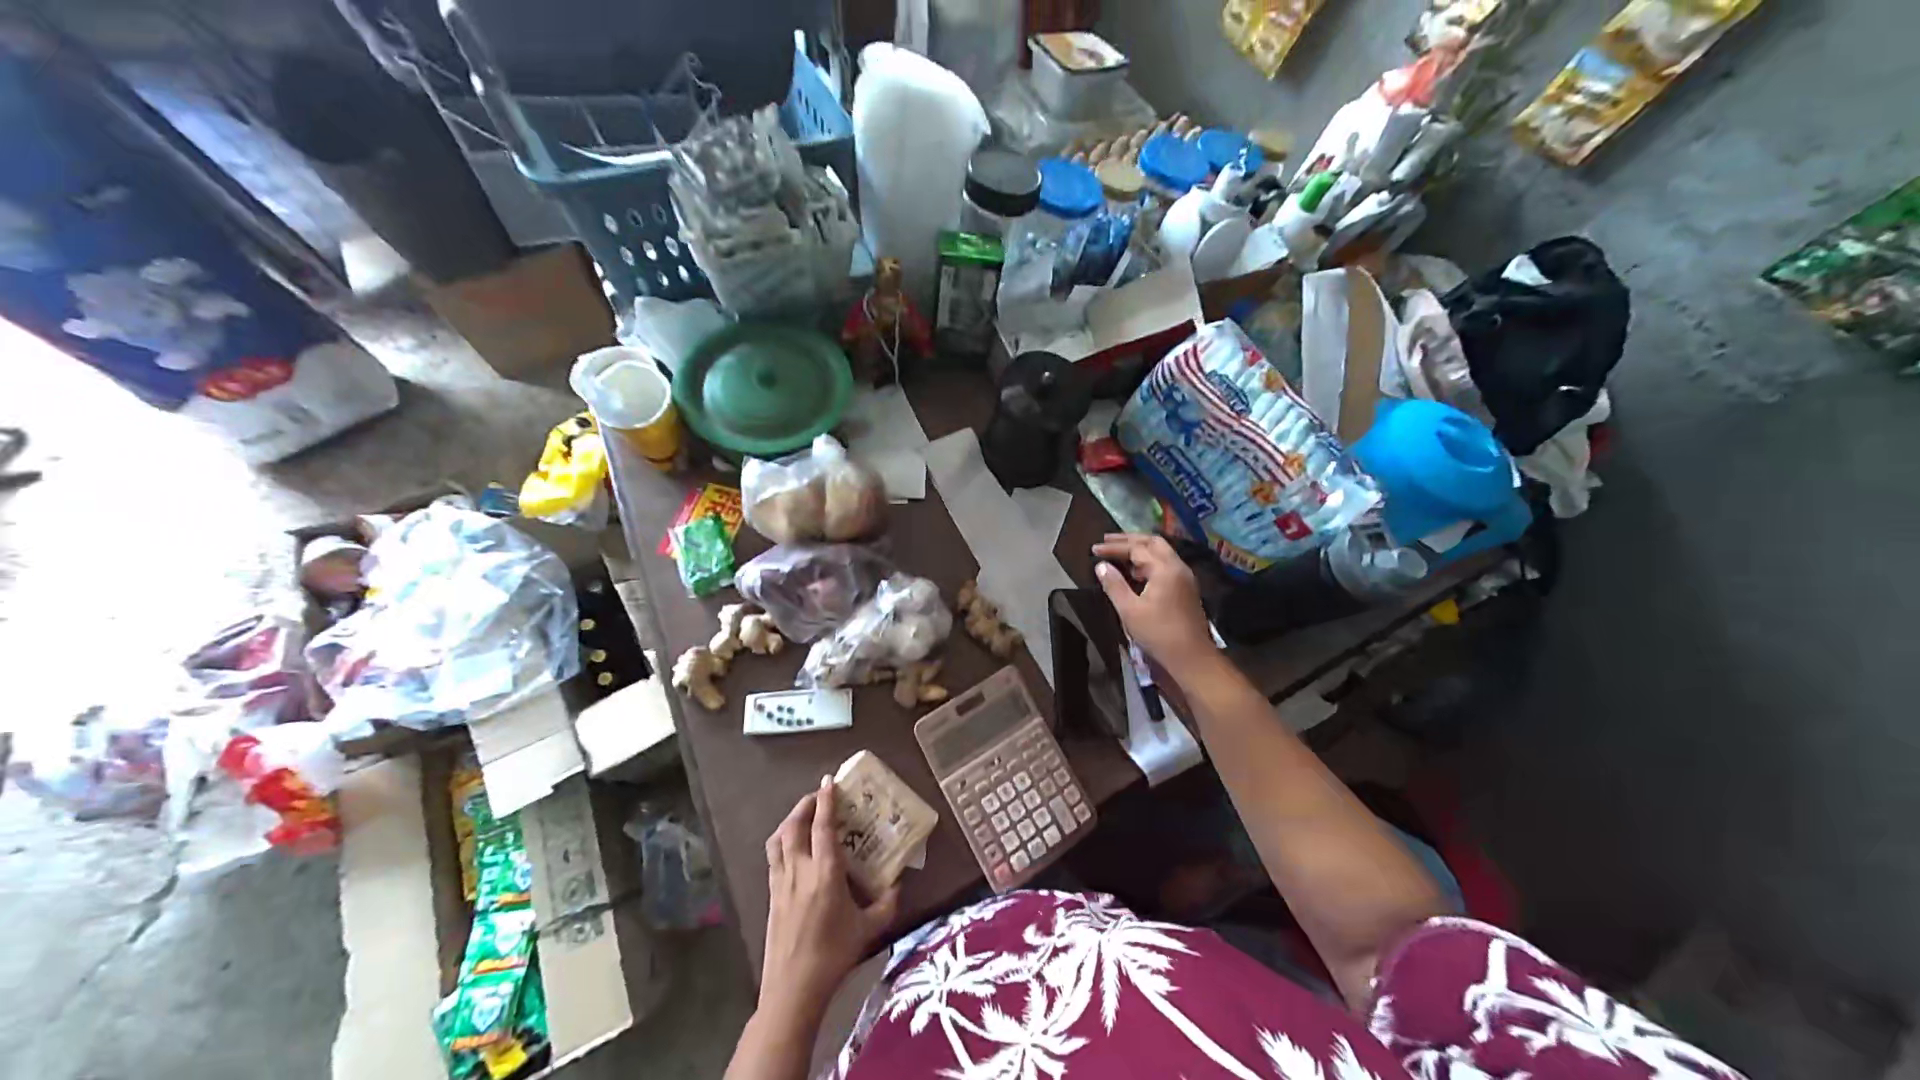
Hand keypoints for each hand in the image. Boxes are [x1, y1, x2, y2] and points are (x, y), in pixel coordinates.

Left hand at [759, 777, 899, 1025]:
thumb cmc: (834, 955)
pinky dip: (782, 841)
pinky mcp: (771, 895)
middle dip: (806, 804)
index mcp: (825, 873)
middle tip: (819, 795)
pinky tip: (792, 848)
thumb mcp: (868, 929)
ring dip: (790, 820)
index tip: (829, 781)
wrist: (793, 988)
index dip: (826, 800)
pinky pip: (773, 856)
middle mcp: (800, 870)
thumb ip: (886, 904)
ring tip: (803, 815)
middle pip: (795, 825)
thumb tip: (898, 884)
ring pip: (779, 838)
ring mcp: (781, 882)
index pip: (823, 826)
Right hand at [1092, 533, 1217, 678]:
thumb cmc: (1158, 633)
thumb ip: (1114, 585)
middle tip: (1107, 540)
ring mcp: (1184, 577)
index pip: (1136, 548)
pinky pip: (1165, 565)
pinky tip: (1135, 571)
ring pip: (1161, 553)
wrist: (1191, 657)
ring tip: (1118, 554)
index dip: (1114, 547)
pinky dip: (1148, 561)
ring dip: (1140, 549)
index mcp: (1165, 569)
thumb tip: (1101, 566)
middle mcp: (1178, 567)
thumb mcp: (1129, 610)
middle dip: (1129, 540)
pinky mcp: (1185, 589)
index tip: (1094, 549)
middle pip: (1153, 543)